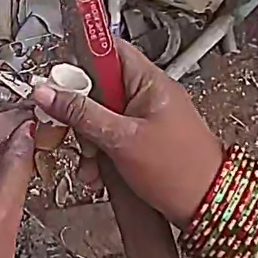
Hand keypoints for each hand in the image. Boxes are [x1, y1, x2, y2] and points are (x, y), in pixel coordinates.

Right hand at [31, 39, 223, 224]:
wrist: (209, 207)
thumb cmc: (180, 170)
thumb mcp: (121, 139)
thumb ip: (82, 114)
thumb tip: (48, 92)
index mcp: (148, 81)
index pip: (108, 50)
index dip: (79, 60)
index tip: (56, 78)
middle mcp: (146, 95)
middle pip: (97, 87)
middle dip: (78, 112)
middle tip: (66, 129)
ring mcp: (143, 118)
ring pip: (100, 116)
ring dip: (87, 140)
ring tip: (89, 162)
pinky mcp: (141, 141)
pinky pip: (110, 138)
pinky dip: (99, 155)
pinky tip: (97, 174)